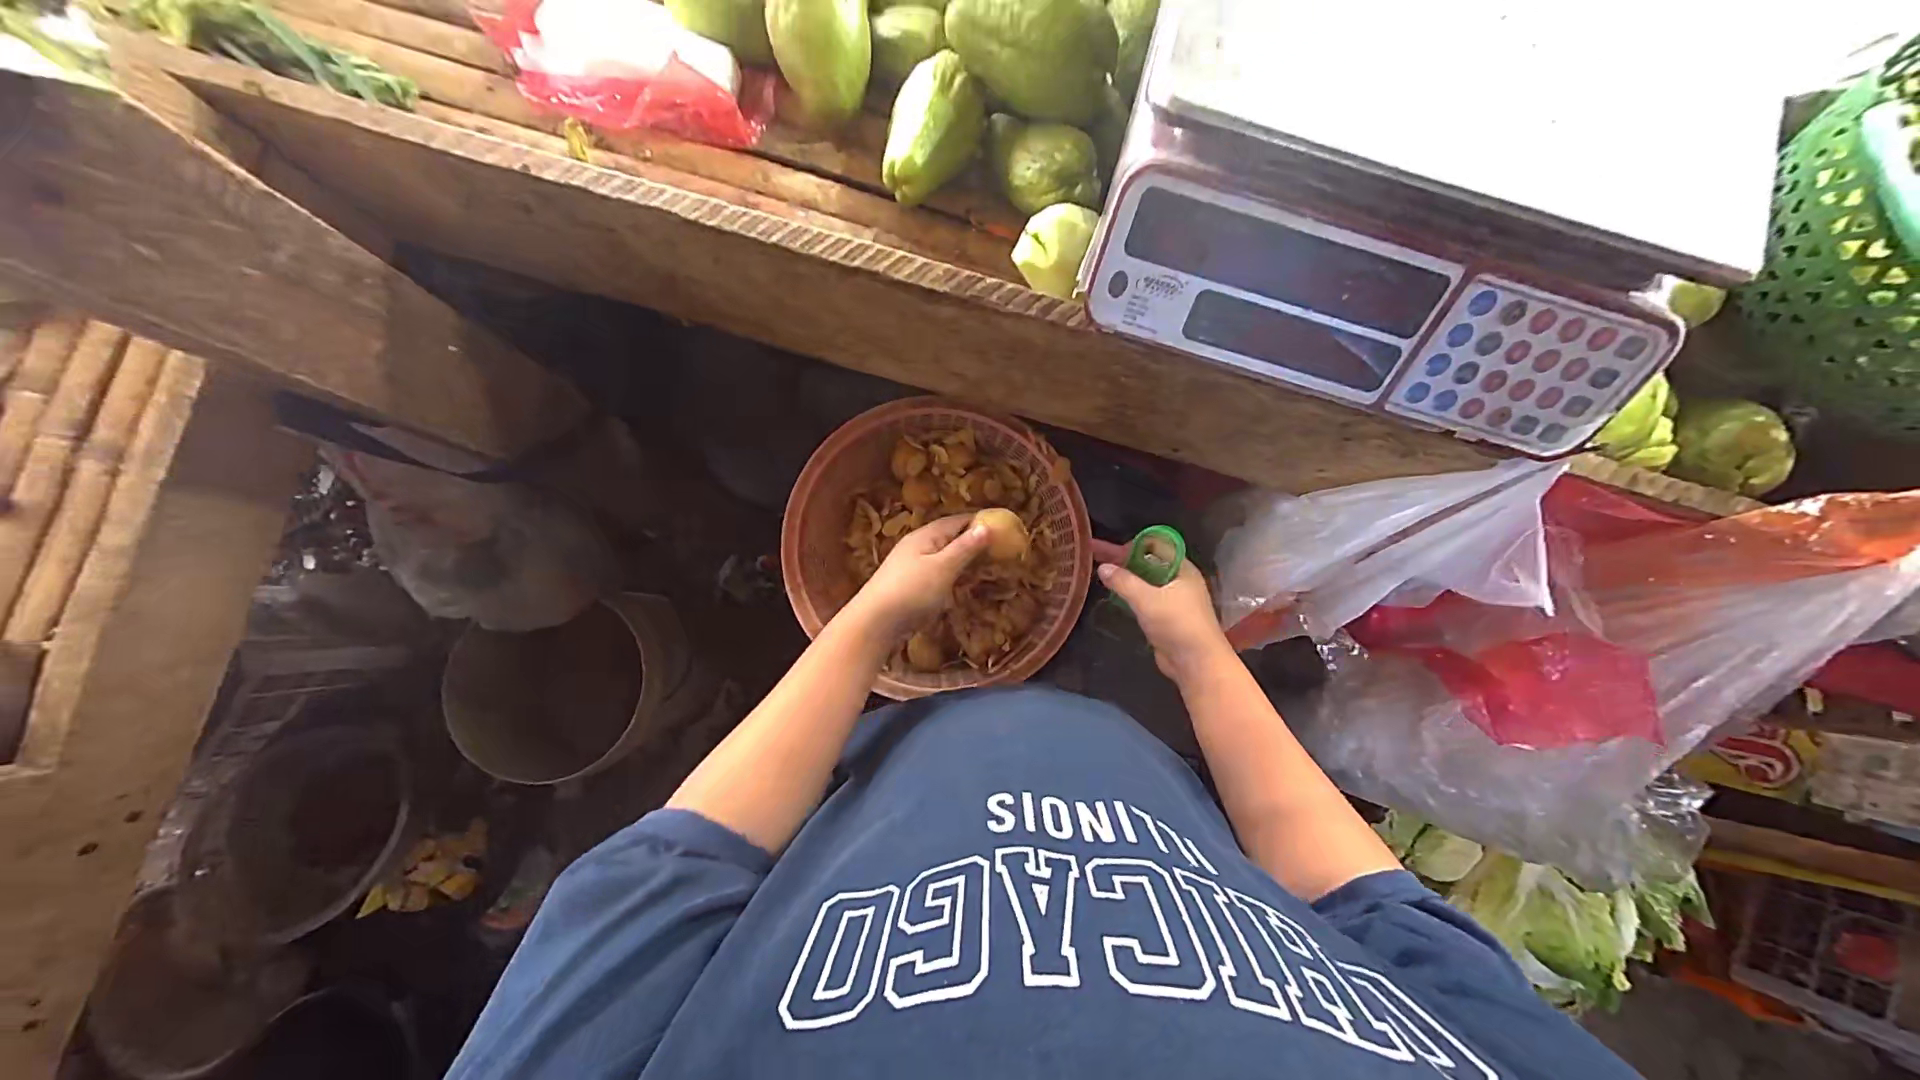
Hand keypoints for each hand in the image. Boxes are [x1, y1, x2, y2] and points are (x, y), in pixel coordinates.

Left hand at [839, 515, 990, 645]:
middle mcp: (916, 546)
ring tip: (983, 565)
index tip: (1002, 525)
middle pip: (948, 537)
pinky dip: (951, 574)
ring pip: (942, 556)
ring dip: (962, 558)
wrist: (873, 622)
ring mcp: (909, 566)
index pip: (957, 521)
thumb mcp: (943, 567)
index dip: (979, 521)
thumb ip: (965, 548)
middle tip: (998, 547)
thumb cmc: (911, 591)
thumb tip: (985, 526)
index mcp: (925, 536)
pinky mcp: (907, 586)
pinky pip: (935, 573)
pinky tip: (958, 585)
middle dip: (972, 540)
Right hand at [1093, 538, 1233, 681]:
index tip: (1110, 552)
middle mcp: (1179, 580)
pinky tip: (1114, 596)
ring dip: (1126, 578)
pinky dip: (1130, 595)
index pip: (1156, 545)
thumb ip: (1123, 582)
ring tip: (1101, 576)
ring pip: (1146, 582)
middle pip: (1148, 562)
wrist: (1197, 662)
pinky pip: (1145, 599)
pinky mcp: (1166, 617)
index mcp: (1182, 569)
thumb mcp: (1147, 599)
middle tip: (1098, 561)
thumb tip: (1103, 568)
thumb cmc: (1177, 624)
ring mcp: (1173, 599)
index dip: (1133, 546)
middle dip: (1124, 561)